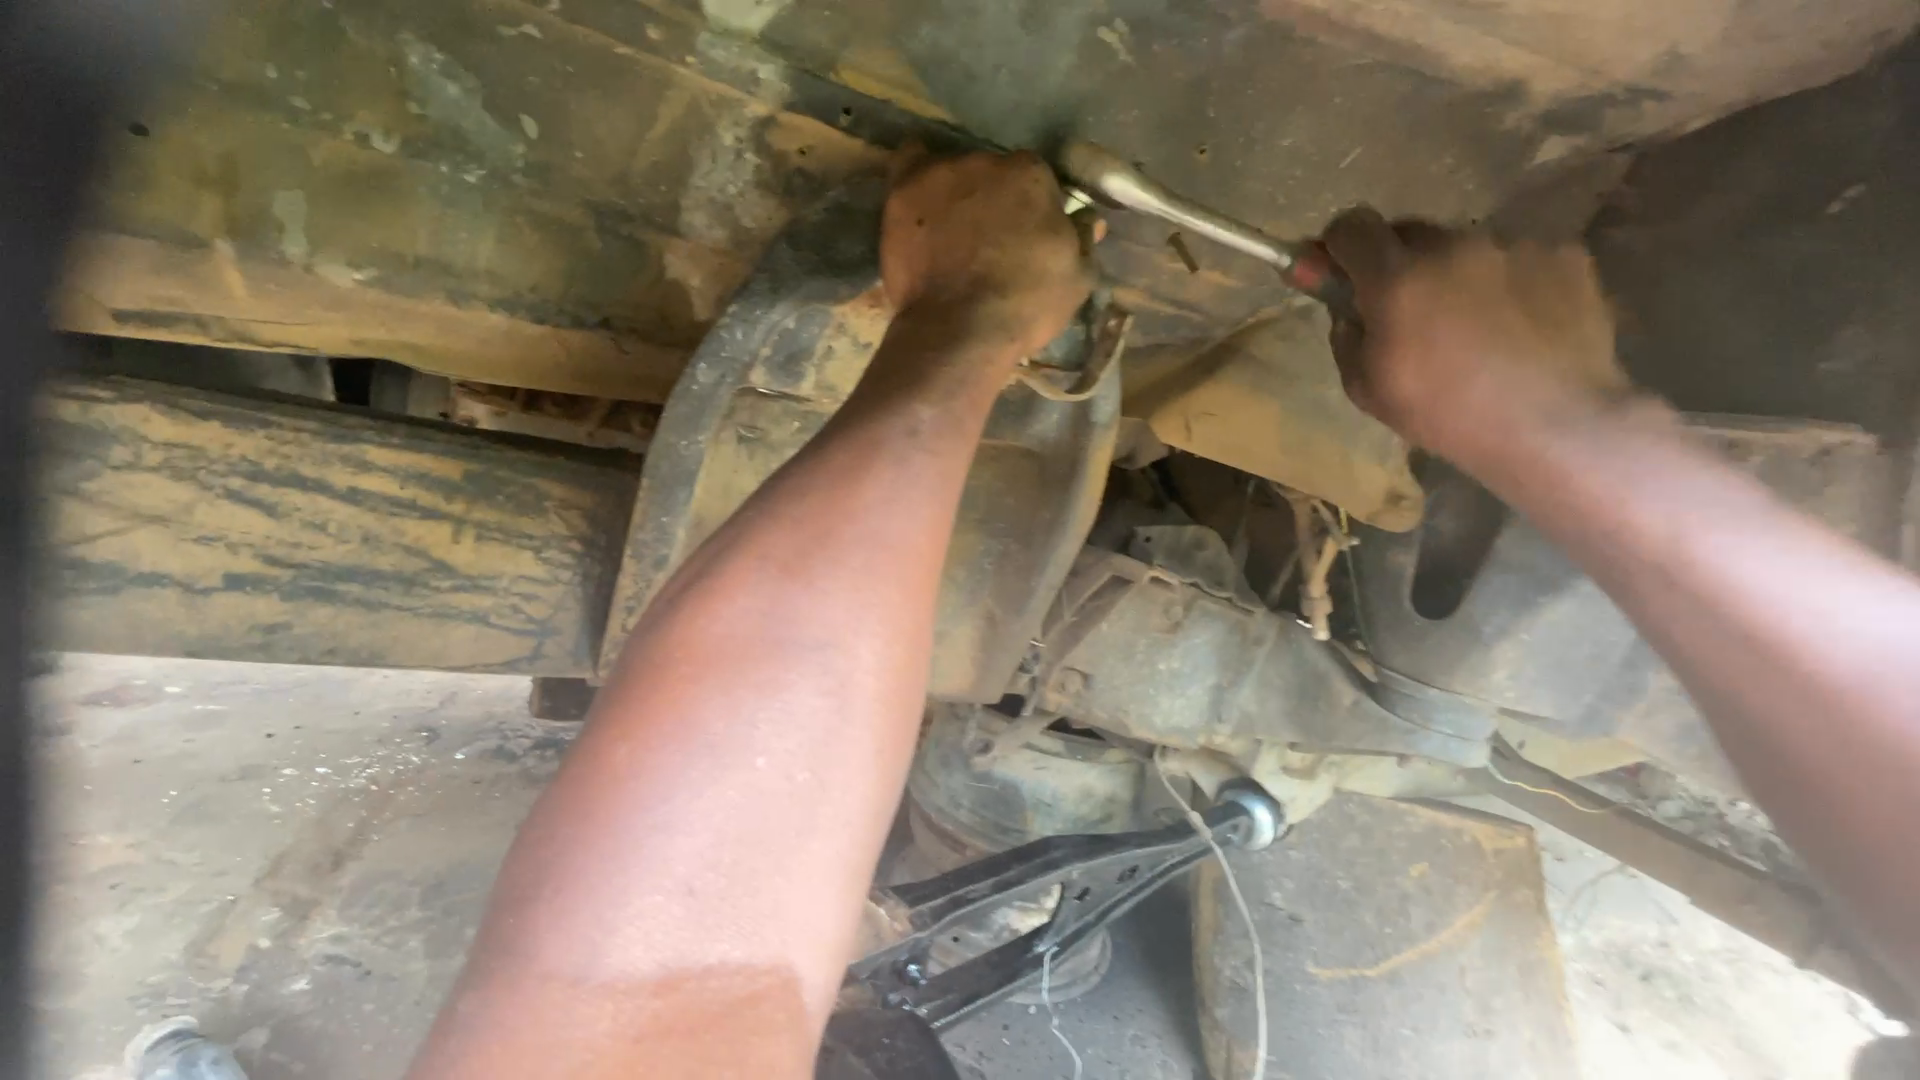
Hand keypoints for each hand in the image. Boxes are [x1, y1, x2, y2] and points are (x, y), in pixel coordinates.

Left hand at [881, 150, 1092, 358]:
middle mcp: (986, 160)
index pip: (1036, 180)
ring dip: (956, 194)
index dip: (1031, 210)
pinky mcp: (903, 194)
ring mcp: (940, 175)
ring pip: (952, 173)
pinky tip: (921, 201)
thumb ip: (1083, 240)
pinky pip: (908, 164)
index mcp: (1032, 174)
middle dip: (993, 200)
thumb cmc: (1025, 306)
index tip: (1026, 238)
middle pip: (991, 172)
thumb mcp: (1076, 279)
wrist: (960, 331)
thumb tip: (1090, 220)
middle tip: (988, 240)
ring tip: (952, 233)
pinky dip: (917, 178)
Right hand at [1319, 207, 1627, 457]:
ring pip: (1466, 249)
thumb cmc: (1446, 413)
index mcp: (1396, 279)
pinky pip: (1518, 259)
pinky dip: (1508, 283)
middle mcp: (1453, 247)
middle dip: (1399, 263)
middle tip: (1410, 311)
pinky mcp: (1564, 254)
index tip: (1342, 271)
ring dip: (1456, 275)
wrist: (1555, 424)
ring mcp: (1514, 245)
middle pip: (1409, 233)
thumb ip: (1348, 338)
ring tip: (1474, 326)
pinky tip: (1519, 326)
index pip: (1352, 227)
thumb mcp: (1367, 390)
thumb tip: (1352, 312)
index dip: (1339, 245)